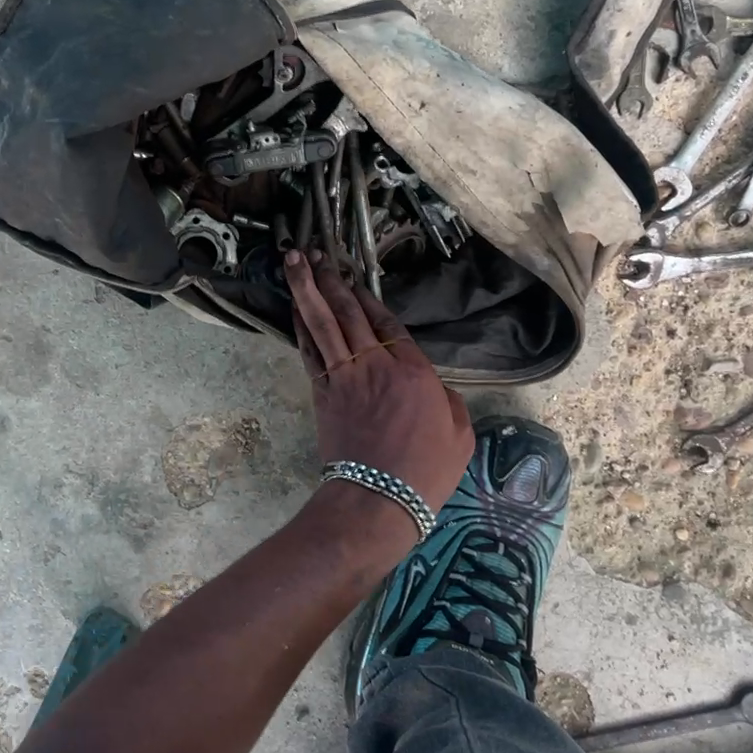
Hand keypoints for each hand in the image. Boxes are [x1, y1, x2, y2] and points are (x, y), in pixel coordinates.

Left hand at [284, 250, 473, 512]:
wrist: (378, 500)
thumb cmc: (426, 471)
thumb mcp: (459, 432)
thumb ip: (445, 397)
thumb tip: (429, 384)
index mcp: (413, 370)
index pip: (388, 322)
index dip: (368, 296)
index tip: (354, 278)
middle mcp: (374, 364)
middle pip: (348, 311)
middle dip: (329, 278)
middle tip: (311, 252)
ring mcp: (344, 376)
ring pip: (322, 322)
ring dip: (305, 289)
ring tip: (293, 262)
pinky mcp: (322, 392)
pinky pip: (309, 349)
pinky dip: (300, 325)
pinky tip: (294, 308)